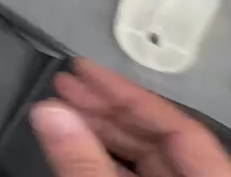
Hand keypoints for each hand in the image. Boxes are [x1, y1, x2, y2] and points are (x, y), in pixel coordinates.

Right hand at [31, 60, 230, 176]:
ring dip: (104, 131)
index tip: (81, 66)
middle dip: (110, 109)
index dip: (131, 94)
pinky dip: (108, 157)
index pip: (183, 130)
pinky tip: (78, 143)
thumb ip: (86, 163)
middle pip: (165, 142)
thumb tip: (47, 107)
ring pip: (152, 161)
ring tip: (61, 108)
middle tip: (61, 84)